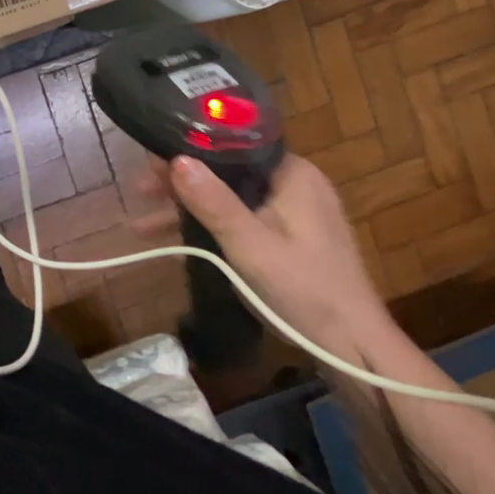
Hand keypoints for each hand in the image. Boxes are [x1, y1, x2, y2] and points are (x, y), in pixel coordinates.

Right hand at [134, 153, 394, 356]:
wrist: (354, 347)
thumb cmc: (304, 289)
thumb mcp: (249, 244)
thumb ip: (212, 202)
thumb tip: (174, 158)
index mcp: (294, 175)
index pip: (235, 145)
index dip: (190, 150)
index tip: (151, 160)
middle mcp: (296, 186)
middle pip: (228, 173)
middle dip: (182, 184)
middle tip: (140, 192)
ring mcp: (295, 215)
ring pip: (231, 200)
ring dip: (190, 211)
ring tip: (143, 225)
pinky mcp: (290, 241)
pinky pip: (242, 221)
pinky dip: (211, 229)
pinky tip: (177, 244)